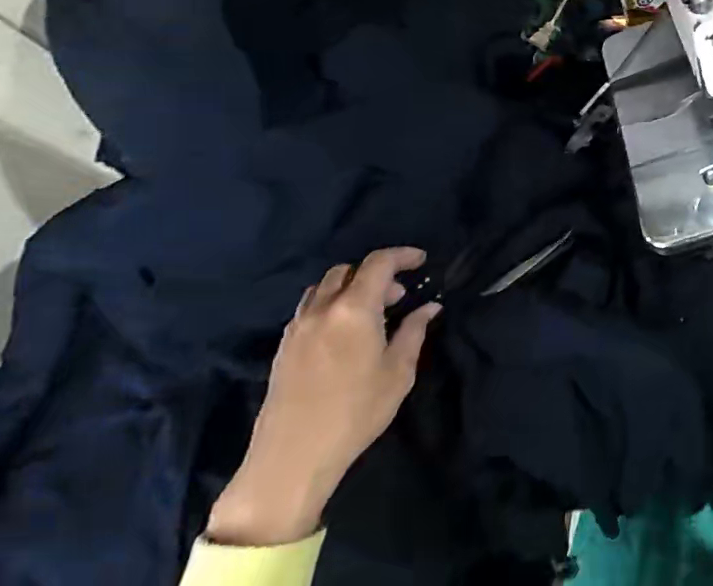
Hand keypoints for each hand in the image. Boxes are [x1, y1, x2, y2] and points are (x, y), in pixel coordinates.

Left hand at [206, 247, 441, 546]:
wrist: (292, 457)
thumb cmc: (354, 414)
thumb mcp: (397, 374)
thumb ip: (414, 332)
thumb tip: (429, 306)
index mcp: (354, 308)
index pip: (379, 262)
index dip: (402, 255)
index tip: (420, 261)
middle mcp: (323, 306)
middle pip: (349, 269)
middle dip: (376, 274)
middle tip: (397, 297)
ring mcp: (298, 324)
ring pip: (325, 285)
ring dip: (350, 286)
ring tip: (368, 312)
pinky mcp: (283, 344)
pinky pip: (309, 306)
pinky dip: (330, 303)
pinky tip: (341, 332)